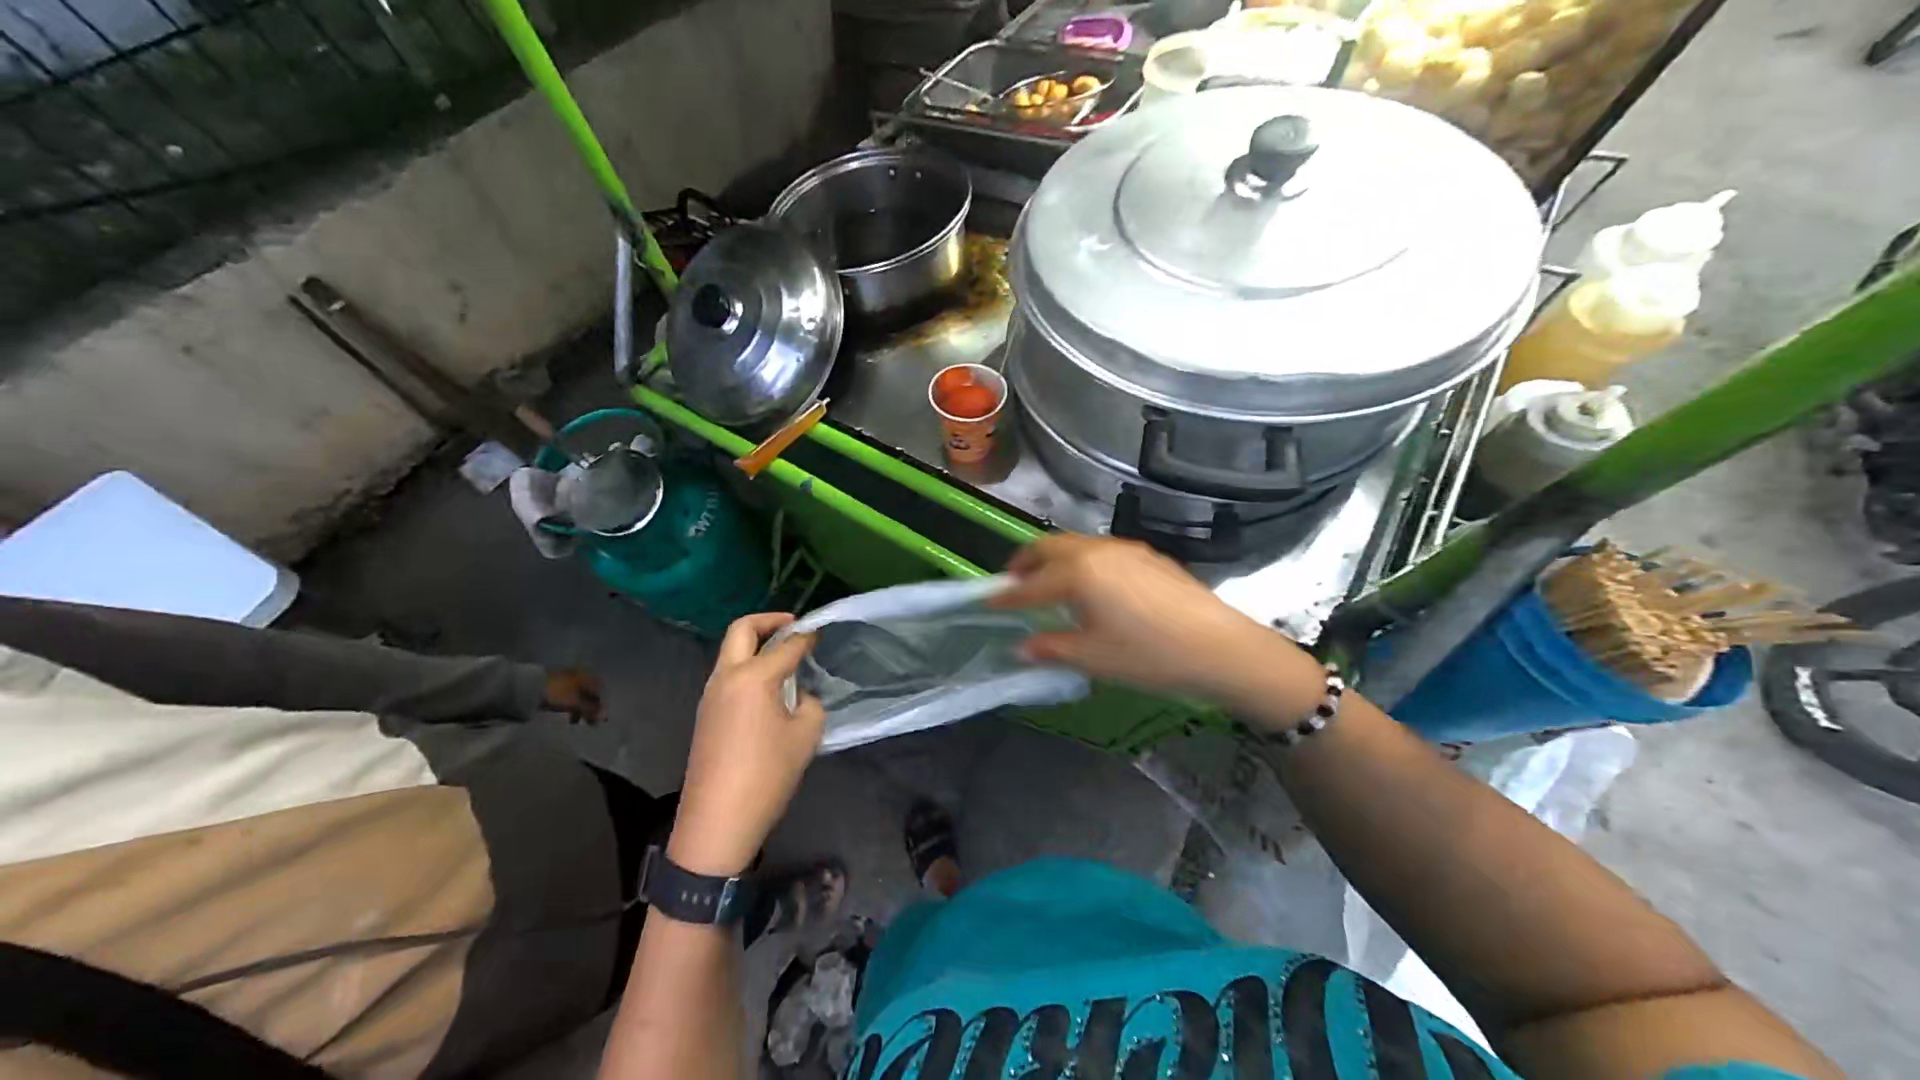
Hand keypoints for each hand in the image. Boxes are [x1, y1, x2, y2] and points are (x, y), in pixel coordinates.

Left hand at [542, 668, 605, 723]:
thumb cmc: (557, 692)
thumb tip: (604, 716)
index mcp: (587, 675)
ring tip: (576, 722)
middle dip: (591, 709)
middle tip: (591, 723)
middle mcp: (580, 675)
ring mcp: (568, 681)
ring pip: (580, 696)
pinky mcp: (557, 687)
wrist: (530, 687)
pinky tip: (569, 716)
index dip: (602, 704)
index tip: (601, 717)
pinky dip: (572, 708)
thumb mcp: (576, 702)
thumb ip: (591, 709)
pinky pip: (570, 698)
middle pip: (590, 694)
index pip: (600, 690)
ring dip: (581, 710)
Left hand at [668, 613, 825, 876]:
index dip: (807, 637)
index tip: (821, 633)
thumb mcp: (806, 736)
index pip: (785, 646)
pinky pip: (727, 676)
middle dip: (768, 621)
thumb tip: (800, 697)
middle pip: (741, 631)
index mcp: (753, 678)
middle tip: (793, 627)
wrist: (718, 820)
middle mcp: (726, 677)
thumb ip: (809, 704)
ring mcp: (710, 695)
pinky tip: (768, 688)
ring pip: (730, 653)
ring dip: (755, 646)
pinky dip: (747, 668)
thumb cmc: (767, 775)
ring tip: (784, 658)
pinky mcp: (705, 714)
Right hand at [992, 534, 1322, 715]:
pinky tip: (1093, 588)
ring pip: (1077, 545)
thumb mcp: (1093, 658)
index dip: (1006, 597)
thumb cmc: (1149, 655)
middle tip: (1014, 584)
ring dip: (1055, 560)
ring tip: (1050, 586)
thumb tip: (1023, 647)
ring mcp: (1127, 549)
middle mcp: (1098, 550)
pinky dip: (1082, 562)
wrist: (1221, 648)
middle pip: (1049, 547)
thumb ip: (1052, 647)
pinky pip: (1102, 551)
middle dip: (1026, 563)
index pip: (1030, 585)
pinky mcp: (1149, 556)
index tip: (986, 602)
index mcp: (1078, 573)